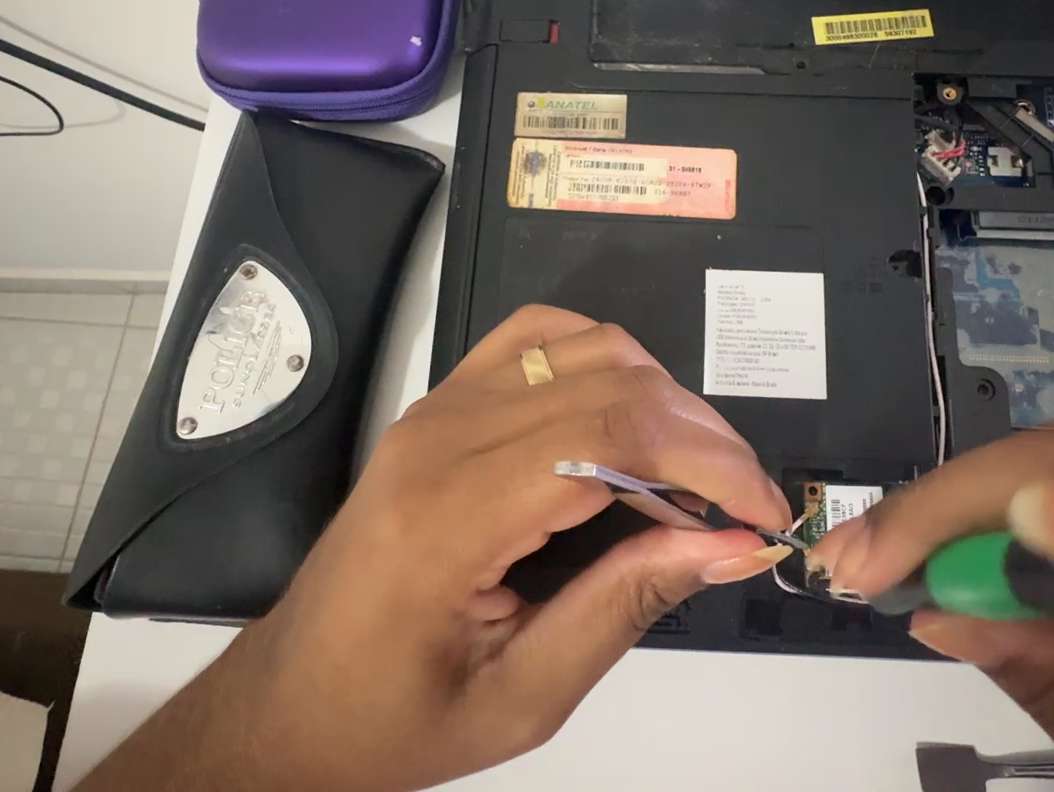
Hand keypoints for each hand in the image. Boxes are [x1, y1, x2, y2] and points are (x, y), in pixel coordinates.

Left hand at [77, 306, 790, 791]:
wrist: (291, 697)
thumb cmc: (393, 718)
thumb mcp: (523, 698)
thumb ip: (627, 603)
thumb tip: (731, 545)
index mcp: (452, 514)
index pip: (607, 437)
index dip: (706, 461)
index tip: (762, 512)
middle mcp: (442, 434)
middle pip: (607, 383)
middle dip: (700, 434)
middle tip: (742, 500)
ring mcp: (438, 404)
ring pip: (582, 344)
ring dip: (659, 394)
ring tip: (693, 466)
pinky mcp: (442, 400)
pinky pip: (538, 336)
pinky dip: (603, 358)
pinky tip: (627, 411)